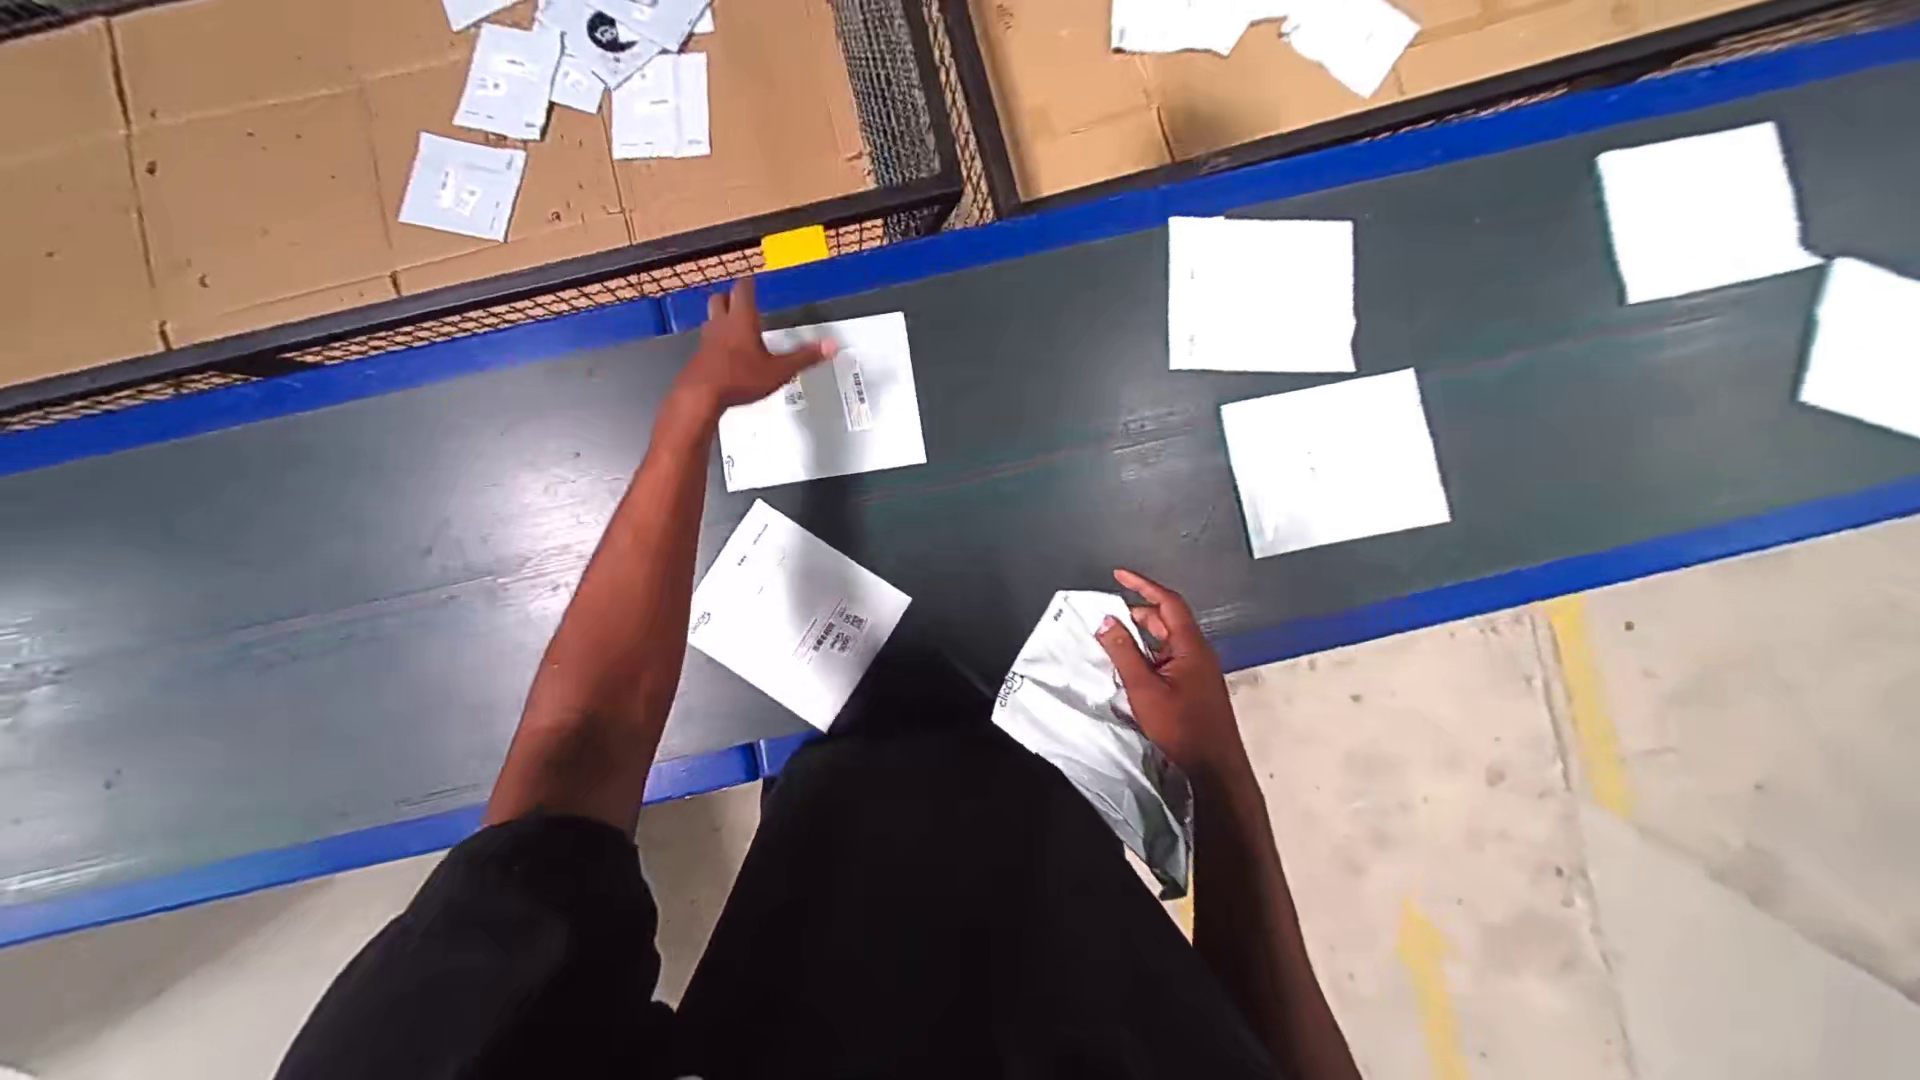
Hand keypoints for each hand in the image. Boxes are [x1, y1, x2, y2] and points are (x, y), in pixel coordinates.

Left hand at [672, 276, 835, 414]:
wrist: (701, 395)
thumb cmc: (739, 379)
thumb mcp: (779, 371)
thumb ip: (805, 357)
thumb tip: (830, 346)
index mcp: (742, 321)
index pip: (743, 291)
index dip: (749, 284)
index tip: (753, 281)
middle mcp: (721, 325)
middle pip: (721, 299)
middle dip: (731, 297)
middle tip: (740, 299)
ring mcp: (707, 340)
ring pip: (712, 319)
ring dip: (722, 317)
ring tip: (734, 324)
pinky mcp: (699, 356)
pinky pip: (708, 341)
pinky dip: (716, 340)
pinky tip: (725, 353)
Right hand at [1095, 568, 1249, 781]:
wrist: (1214, 766)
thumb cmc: (1182, 727)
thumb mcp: (1144, 688)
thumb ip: (1123, 652)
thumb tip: (1107, 621)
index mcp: (1190, 645)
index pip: (1167, 602)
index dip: (1143, 585)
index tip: (1120, 575)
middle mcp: (1197, 652)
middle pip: (1167, 619)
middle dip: (1138, 610)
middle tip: (1110, 611)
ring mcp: (1198, 669)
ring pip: (1167, 639)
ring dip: (1141, 634)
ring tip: (1115, 636)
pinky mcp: (1194, 684)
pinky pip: (1169, 657)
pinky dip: (1148, 652)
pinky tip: (1132, 664)